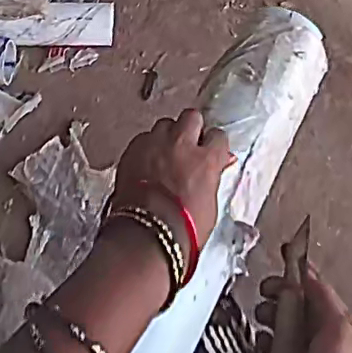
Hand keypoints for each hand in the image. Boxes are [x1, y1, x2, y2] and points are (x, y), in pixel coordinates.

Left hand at [110, 110, 228, 259]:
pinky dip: (146, 147)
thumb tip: (214, 168)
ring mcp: (156, 143)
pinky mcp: (134, 148)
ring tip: (165, 153)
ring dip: (167, 135)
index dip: (214, 143)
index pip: (218, 135)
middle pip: (192, 116)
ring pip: (165, 124)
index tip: (211, 149)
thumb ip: (212, 178)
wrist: (146, 235)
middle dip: (191, 127)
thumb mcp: (209, 206)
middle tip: (188, 143)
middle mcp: (182, 144)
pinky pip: (143, 138)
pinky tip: (146, 162)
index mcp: (207, 160)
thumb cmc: (181, 231)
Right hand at [256, 263, 351, 352]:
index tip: (280, 254)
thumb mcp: (338, 330)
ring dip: (265, 325)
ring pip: (275, 330)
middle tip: (264, 300)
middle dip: (274, 299)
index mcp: (334, 326)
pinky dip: (260, 350)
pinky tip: (260, 352)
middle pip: (289, 307)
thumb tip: (305, 269)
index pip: (312, 290)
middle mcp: (317, 343)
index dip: (295, 272)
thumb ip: (322, 297)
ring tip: (261, 328)